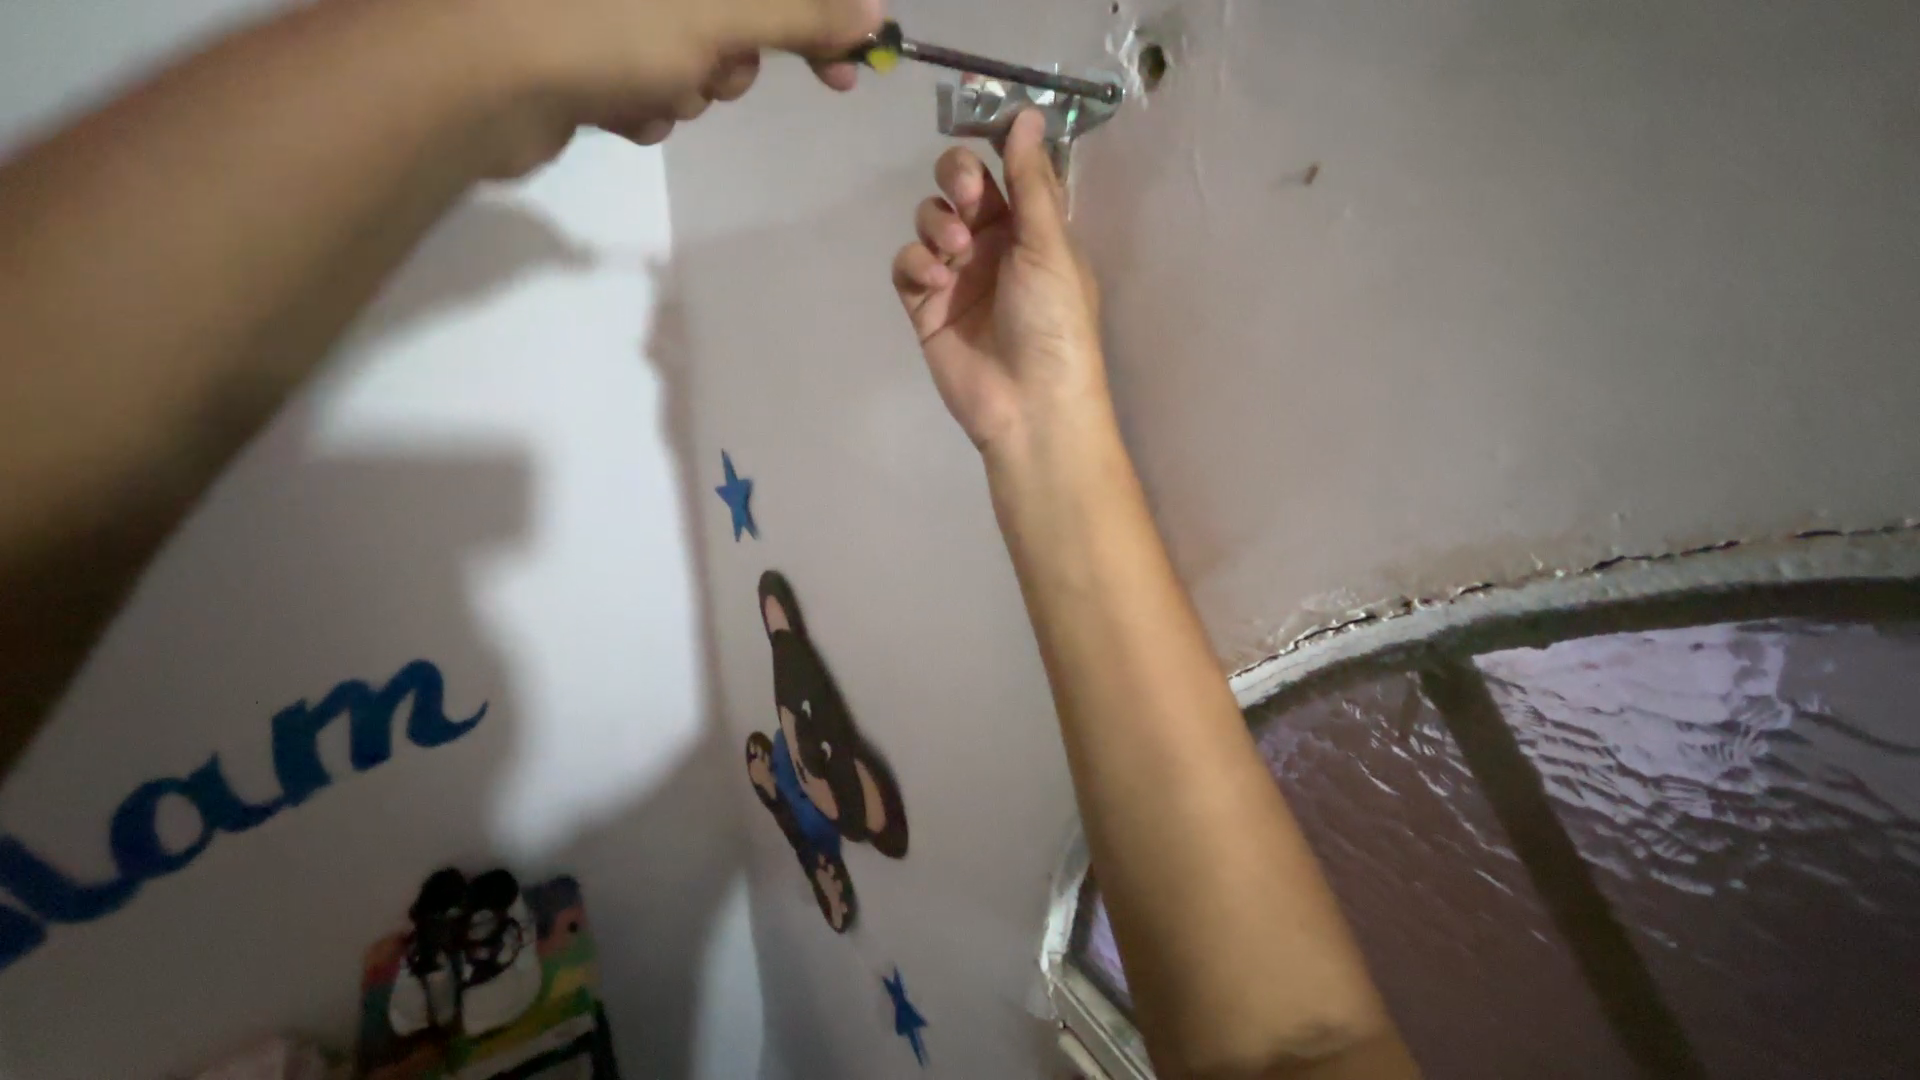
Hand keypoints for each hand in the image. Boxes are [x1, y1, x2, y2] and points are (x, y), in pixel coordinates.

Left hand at [485, 0, 882, 169]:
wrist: (470, 81)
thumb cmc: (598, 23)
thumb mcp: (718, 11)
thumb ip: (799, 11)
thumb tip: (872, 13)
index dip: (816, 16)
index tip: (847, 67)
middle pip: (734, 14)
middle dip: (729, 59)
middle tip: (710, 74)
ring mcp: (609, 3)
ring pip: (692, 55)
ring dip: (685, 89)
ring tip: (646, 90)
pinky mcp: (580, 41)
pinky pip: (646, 78)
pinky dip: (643, 103)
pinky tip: (613, 106)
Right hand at [891, 109, 1107, 456]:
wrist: (1029, 404)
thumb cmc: (1054, 322)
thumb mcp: (1050, 246)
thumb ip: (1030, 181)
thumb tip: (1026, 113)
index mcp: (1034, 230)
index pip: (1007, 172)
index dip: (993, 148)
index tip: (983, 130)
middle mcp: (995, 247)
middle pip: (962, 187)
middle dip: (958, 178)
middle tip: (968, 194)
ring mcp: (958, 277)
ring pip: (930, 221)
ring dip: (937, 223)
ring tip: (956, 252)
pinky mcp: (926, 307)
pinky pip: (907, 264)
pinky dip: (915, 262)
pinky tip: (934, 278)